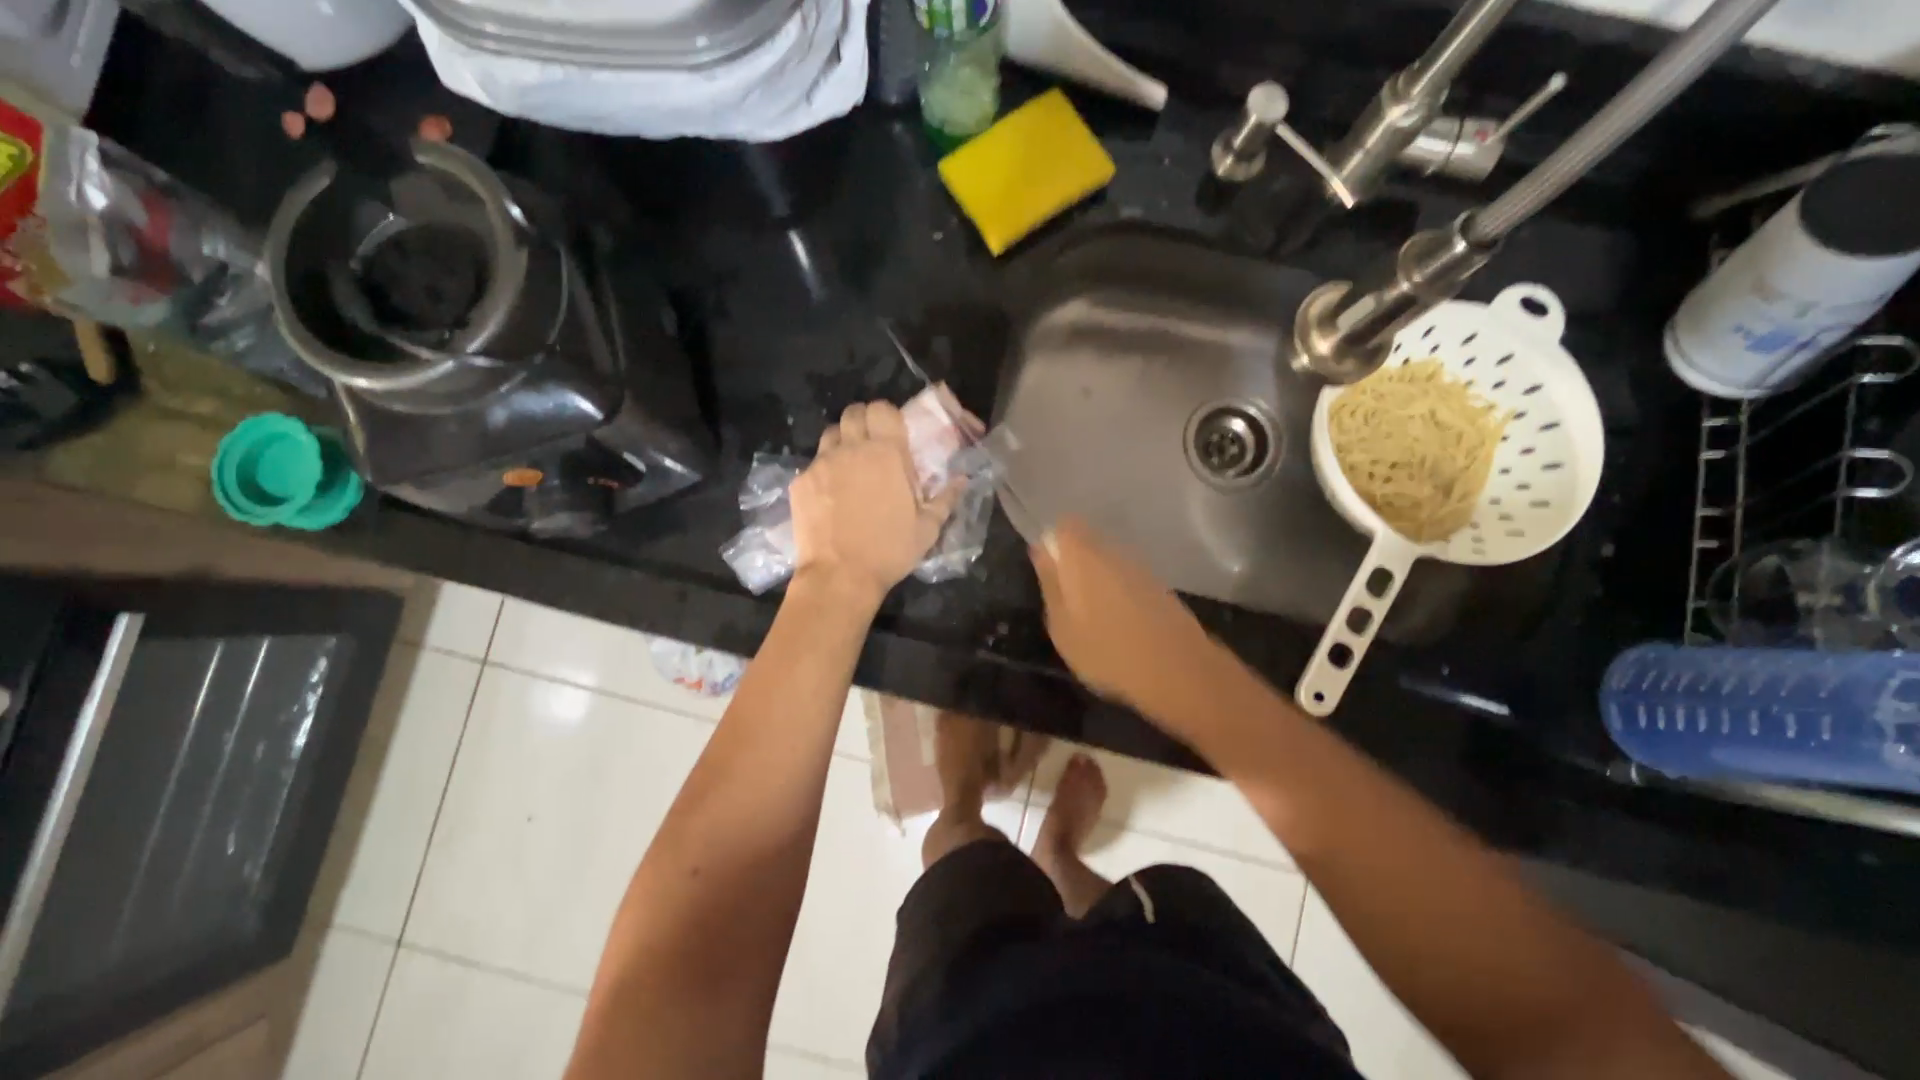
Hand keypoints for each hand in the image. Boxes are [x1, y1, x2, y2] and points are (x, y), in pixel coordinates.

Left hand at [790, 401, 958, 609]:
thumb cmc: (889, 551)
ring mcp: (821, 464)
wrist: (839, 576)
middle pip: (852, 412)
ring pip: (830, 434)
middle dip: (862, 421)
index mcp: (887, 453)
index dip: (887, 415)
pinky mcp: (801, 482)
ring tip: (850, 467)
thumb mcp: (927, 529)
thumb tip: (962, 480)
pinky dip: (823, 472)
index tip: (892, 432)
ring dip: (842, 442)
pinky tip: (830, 496)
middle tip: (871, 444)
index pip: (882, 408)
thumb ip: (945, 499)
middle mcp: (852, 449)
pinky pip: (813, 464)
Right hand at [1030, 518, 1226, 718]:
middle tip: (1068, 601)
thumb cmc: (1106, 651)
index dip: (1053, 544)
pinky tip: (1120, 624)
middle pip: (1088, 542)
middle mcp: (1114, 552)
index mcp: (1083, 556)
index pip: (1064, 526)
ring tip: (1093, 617)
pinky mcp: (1160, 587)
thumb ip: (1050, 583)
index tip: (1049, 573)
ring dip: (1099, 580)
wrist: (1178, 670)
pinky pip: (1129, 579)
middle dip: (1075, 563)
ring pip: (1110, 561)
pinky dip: (1120, 593)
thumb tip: (1042, 550)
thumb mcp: (1062, 626)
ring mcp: (1141, 568)